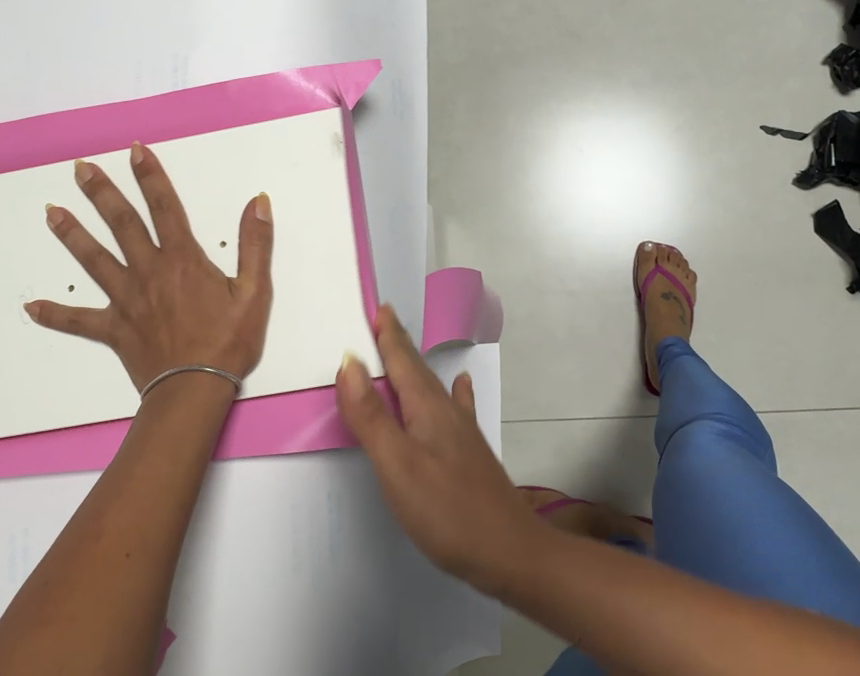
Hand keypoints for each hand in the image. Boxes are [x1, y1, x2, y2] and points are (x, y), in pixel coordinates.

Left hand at [25, 143, 273, 391]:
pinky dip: (55, 315)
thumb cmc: (229, 340)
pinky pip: (79, 321)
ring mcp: (126, 300)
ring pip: (93, 260)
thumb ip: (256, 243)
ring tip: (50, 212)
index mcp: (183, 259)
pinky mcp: (113, 329)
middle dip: (101, 193)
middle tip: (80, 168)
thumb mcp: (255, 291)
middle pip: (121, 224)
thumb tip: (258, 201)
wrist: (196, 388)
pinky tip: (31, 307)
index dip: (151, 176)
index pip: (165, 207)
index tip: (135, 150)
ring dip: (72, 235)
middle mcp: (149, 271)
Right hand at [336, 308, 548, 587]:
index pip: (402, 361)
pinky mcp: (470, 455)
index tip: (378, 307)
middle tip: (382, 321)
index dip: (388, 336)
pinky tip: (462, 386)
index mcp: (427, 408)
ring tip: (405, 349)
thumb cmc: (447, 509)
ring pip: (433, 388)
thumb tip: (349, 362)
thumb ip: (371, 415)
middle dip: (398, 345)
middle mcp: (447, 412)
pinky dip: (453, 391)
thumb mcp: (397, 464)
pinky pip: (455, 408)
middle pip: (417, 370)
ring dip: (414, 368)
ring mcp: (462, 433)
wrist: (510, 552)